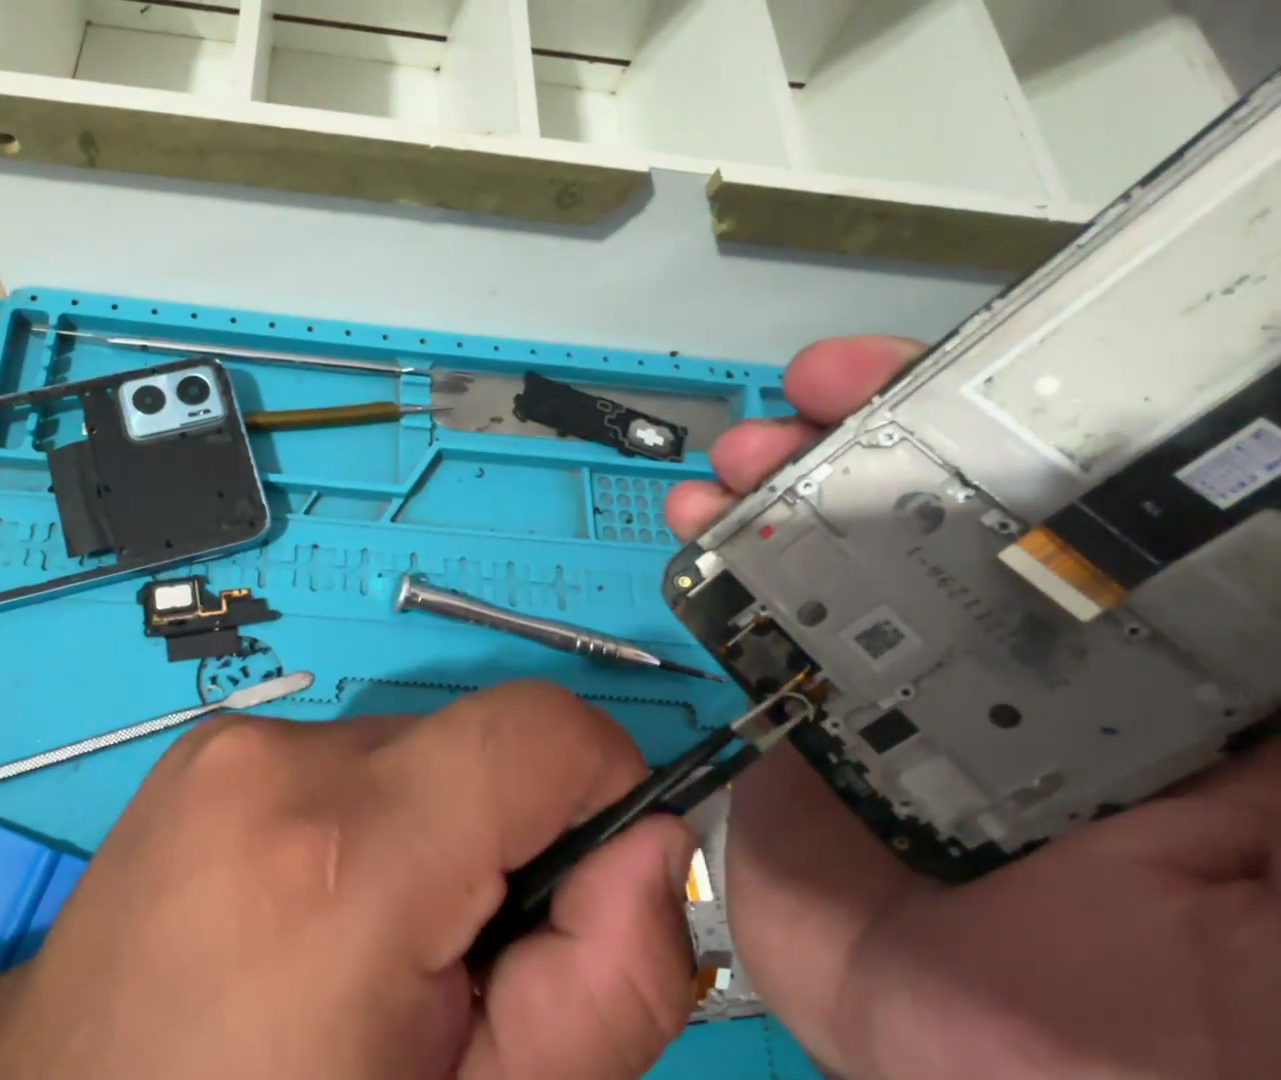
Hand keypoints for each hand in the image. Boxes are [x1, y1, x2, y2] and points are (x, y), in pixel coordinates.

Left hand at [0, 683, 699, 1078]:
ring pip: (404, 757)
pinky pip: (332, 762)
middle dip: (501, 842)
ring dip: (421, 839)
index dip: (600, 796)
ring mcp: (221, 748)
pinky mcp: (197, 751)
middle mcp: (274, 764)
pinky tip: (300, 914)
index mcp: (346, 856)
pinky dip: (355, 825)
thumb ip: (601, 989)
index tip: (573, 896)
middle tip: (445, 970)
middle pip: (471, 747)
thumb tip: (649, 844)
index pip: (544, 729)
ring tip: (355, 952)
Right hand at [665, 337, 1280, 1078]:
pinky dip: (707, 582)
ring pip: (819, 563)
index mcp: (1130, 653)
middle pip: (921, 514)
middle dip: (864, 437)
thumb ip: (1249, 640)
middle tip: (813, 394)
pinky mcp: (788, 742)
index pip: (1060, 502)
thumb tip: (1244, 491)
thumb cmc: (1210, 987)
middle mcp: (1001, 654)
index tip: (946, 364)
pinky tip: (688, 537)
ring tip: (741, 456)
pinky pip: (740, 647)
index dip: (1006, 417)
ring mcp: (884, 693)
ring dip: (773, 491)